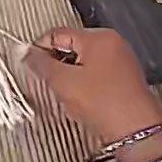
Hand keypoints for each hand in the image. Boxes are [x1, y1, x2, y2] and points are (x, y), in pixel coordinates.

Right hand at [24, 28, 161, 142]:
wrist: (133, 127)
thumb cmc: (105, 102)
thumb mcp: (62, 80)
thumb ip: (40, 63)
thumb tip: (28, 53)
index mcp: (98, 37)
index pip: (57, 34)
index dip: (40, 49)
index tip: (31, 64)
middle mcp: (111, 43)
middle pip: (69, 46)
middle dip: (55, 64)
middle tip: (50, 81)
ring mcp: (119, 59)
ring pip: (80, 61)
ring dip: (68, 75)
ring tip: (68, 92)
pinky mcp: (121, 76)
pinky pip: (93, 72)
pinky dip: (82, 82)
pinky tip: (81, 98)